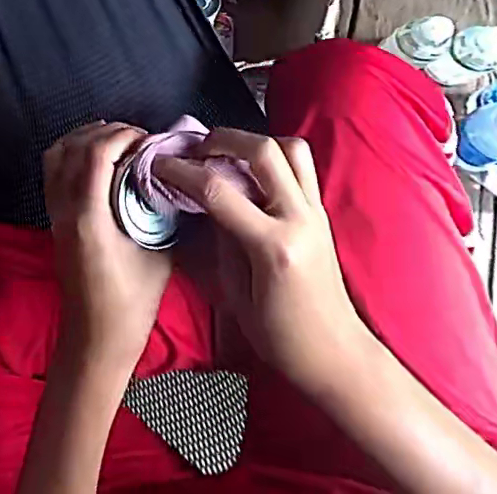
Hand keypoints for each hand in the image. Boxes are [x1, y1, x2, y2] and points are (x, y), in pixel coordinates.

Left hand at [43, 121, 172, 362]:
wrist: (94, 340)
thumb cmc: (130, 306)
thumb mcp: (158, 256)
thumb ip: (162, 213)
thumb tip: (175, 181)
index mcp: (88, 218)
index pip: (95, 155)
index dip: (120, 136)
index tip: (146, 138)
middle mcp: (63, 209)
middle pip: (73, 147)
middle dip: (105, 132)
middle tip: (136, 137)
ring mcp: (53, 212)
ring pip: (56, 154)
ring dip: (84, 137)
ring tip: (115, 138)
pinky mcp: (52, 218)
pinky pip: (52, 170)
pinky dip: (70, 151)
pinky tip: (95, 156)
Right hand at [153, 129, 374, 396]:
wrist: (337, 357)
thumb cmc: (281, 337)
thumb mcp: (236, 294)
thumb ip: (220, 238)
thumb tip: (201, 199)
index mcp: (274, 247)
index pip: (219, 190)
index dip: (181, 171)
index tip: (158, 164)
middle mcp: (300, 220)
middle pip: (262, 151)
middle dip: (221, 139)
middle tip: (195, 150)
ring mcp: (315, 213)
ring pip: (289, 148)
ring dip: (252, 141)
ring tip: (224, 153)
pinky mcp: (320, 212)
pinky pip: (299, 165)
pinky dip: (270, 155)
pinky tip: (247, 170)